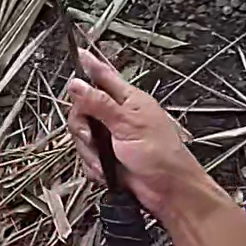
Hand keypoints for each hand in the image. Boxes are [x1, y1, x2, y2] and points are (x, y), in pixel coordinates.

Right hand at [65, 47, 220, 223]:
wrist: (169, 192)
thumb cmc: (162, 156)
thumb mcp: (127, 124)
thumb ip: (98, 103)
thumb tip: (76, 84)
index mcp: (129, 100)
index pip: (104, 76)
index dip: (90, 65)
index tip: (78, 54)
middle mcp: (120, 116)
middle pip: (83, 110)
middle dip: (82, 127)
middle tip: (89, 136)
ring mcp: (113, 137)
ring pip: (82, 135)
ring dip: (88, 151)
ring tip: (102, 160)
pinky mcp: (108, 156)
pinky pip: (86, 156)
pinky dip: (92, 165)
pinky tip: (104, 170)